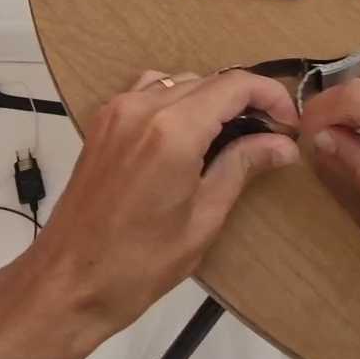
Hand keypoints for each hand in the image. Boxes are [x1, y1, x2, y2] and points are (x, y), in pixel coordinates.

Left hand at [20, 69, 299, 335]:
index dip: (270, 95)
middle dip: (245, 99)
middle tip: (270, 134)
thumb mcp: (203, 218)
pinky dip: (177, 98)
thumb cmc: (140, 263)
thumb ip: (242, 168)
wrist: (69, 278)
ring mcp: (117, 109)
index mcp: (173, 131)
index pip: (234, 85)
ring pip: (179, 80)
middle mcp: (142, 107)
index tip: (290, 122)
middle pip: (208, 79)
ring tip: (233, 132)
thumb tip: (283, 145)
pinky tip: (188, 130)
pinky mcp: (103, 120)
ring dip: (211, 97)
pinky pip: (149, 90)